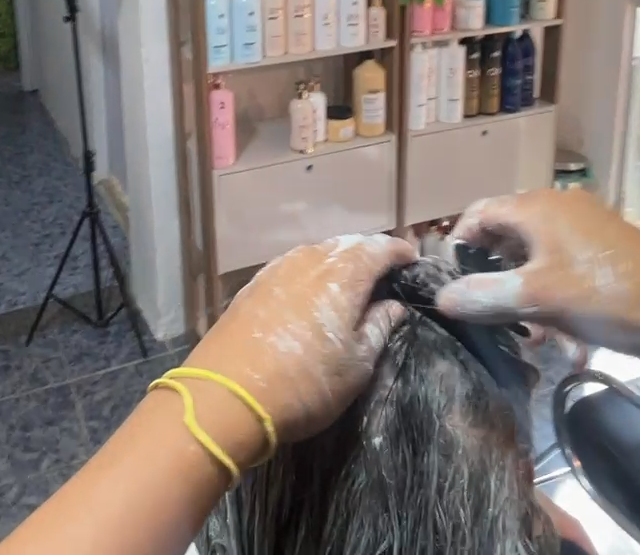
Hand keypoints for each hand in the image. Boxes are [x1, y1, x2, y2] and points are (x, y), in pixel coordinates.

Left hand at [185, 233, 414, 442]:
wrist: (227, 393)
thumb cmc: (305, 383)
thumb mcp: (357, 365)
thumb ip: (379, 327)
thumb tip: (393, 306)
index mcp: (344, 273)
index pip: (379, 248)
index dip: (399, 252)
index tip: (412, 262)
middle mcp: (311, 258)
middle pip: (348, 244)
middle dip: (369, 254)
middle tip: (384, 273)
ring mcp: (279, 267)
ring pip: (318, 253)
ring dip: (338, 261)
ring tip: (351, 282)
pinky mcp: (255, 282)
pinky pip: (295, 266)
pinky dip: (312, 272)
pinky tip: (313, 291)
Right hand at [434, 188, 639, 356]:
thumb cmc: (607, 296)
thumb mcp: (539, 299)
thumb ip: (485, 296)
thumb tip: (441, 297)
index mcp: (535, 206)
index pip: (477, 213)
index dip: (457, 246)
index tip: (451, 283)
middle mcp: (556, 205)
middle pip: (505, 236)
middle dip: (496, 279)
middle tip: (493, 315)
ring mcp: (584, 224)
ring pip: (535, 257)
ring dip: (527, 295)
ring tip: (536, 336)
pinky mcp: (604, 245)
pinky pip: (562, 265)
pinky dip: (555, 295)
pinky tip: (567, 337)